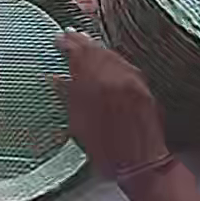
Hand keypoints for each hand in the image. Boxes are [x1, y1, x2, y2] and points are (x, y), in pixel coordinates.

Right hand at [54, 31, 170, 180]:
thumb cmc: (105, 150)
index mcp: (94, 85)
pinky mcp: (143, 85)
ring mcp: (132, 79)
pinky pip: (123, 64)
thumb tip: (56, 78)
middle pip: (95, 50)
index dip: (67, 44)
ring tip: (85, 44)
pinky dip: (111, 59)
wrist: (140, 164)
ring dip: (96, 48)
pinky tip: (105, 59)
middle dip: (81, 42)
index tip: (58, 40)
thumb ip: (68, 96)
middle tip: (69, 36)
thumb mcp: (78, 123)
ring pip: (111, 54)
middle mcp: (115, 76)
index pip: (78, 54)